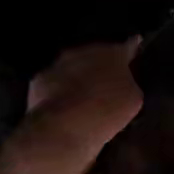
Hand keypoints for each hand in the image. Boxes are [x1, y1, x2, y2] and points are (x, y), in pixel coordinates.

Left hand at [26, 39, 142, 146]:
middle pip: (97, 55)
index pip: (129, 45)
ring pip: (73, 67)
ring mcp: (58, 64)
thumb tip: (125, 82)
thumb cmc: (107, 112)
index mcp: (113, 52)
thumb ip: (130, 84)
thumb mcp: (134, 100)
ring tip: (84, 99)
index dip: (133, 50)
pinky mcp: (38, 80)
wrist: (63, 128)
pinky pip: (54, 83)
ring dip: (79, 78)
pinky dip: (60, 92)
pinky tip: (65, 108)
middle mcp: (84, 50)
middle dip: (102, 66)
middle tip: (108, 84)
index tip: (136, 51)